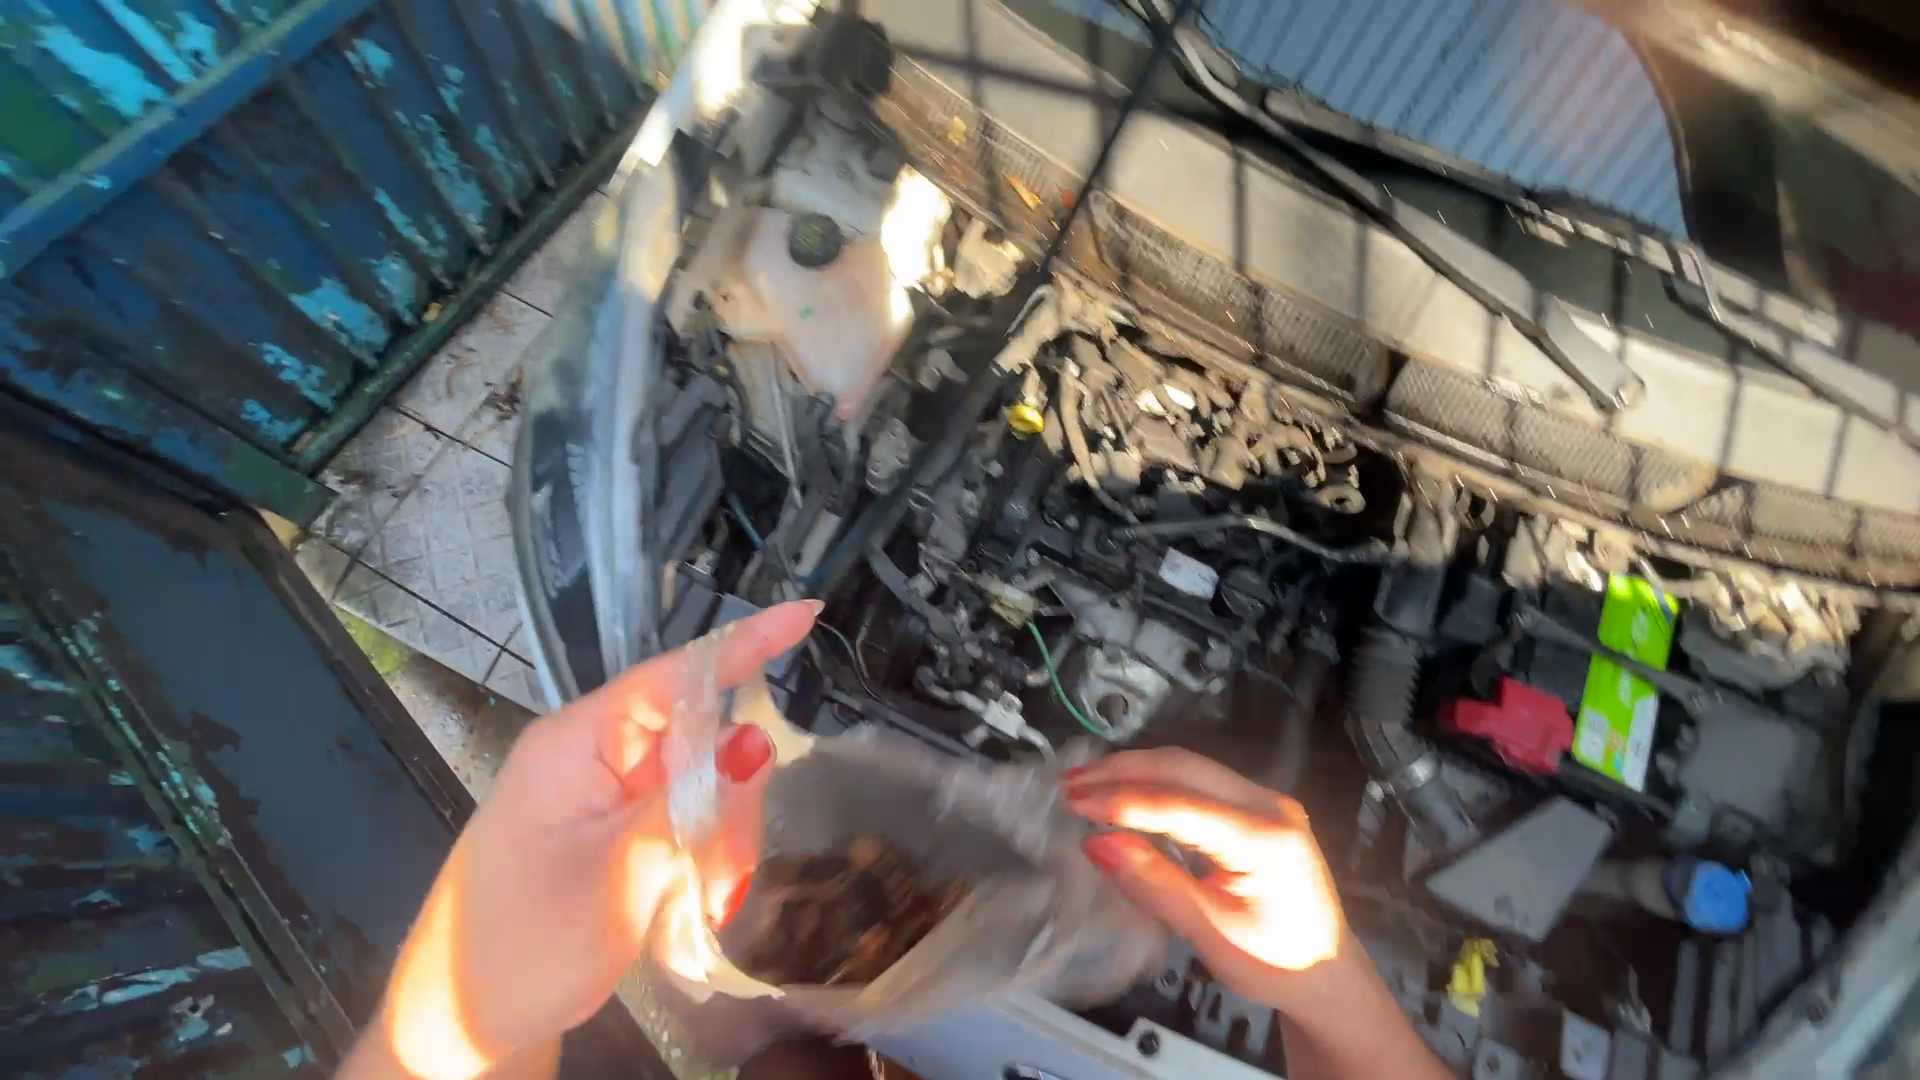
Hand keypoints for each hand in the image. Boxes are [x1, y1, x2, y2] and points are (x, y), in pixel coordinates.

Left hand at [344, 601, 815, 1079]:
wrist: (462, 1036)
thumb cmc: (517, 954)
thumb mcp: (614, 881)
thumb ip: (689, 807)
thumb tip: (757, 739)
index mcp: (579, 742)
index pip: (674, 675)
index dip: (744, 643)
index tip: (806, 614)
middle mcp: (602, 753)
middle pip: (705, 738)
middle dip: (728, 802)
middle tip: (719, 875)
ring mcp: (615, 790)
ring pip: (710, 783)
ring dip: (719, 841)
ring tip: (695, 902)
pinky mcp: (627, 824)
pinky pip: (694, 817)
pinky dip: (706, 858)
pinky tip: (686, 902)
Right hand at [1065, 749, 1348, 1014]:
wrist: (1330, 977)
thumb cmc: (1274, 964)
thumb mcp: (1210, 933)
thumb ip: (1153, 884)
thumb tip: (1094, 844)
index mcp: (1263, 836)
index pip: (1179, 803)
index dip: (1120, 800)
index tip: (1072, 803)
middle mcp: (1267, 801)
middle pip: (1182, 767)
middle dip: (1120, 771)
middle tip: (1068, 784)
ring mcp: (1263, 797)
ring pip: (1186, 764)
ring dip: (1132, 769)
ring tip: (1084, 781)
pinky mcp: (1254, 802)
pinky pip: (1196, 777)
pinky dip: (1153, 779)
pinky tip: (1122, 788)